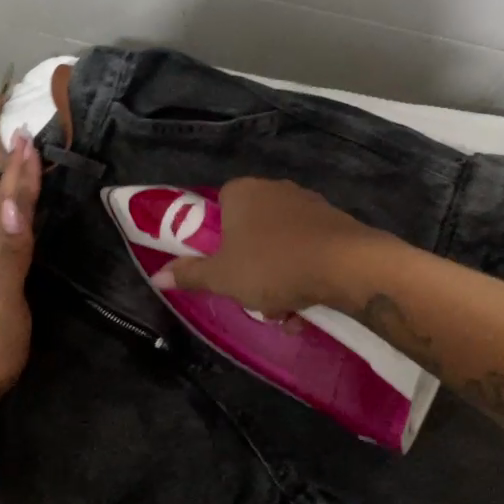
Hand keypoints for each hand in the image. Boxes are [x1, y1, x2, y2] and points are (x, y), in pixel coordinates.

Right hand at [155, 178, 390, 315]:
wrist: (347, 264)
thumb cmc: (273, 265)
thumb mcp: (223, 277)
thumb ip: (190, 274)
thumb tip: (157, 275)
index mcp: (242, 192)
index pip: (219, 209)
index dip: (217, 242)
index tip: (222, 271)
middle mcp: (274, 189)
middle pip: (250, 233)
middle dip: (251, 271)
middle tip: (254, 299)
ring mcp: (308, 204)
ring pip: (279, 247)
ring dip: (278, 283)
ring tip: (285, 313)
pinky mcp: (334, 223)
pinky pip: (307, 251)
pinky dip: (303, 277)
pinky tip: (307, 306)